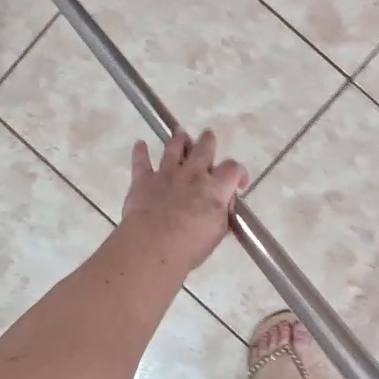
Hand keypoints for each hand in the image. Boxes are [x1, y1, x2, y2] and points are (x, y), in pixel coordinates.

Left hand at [120, 130, 249, 274]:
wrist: (153, 245)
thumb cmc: (189, 245)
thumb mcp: (217, 232)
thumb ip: (222, 213)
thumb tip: (224, 203)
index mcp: (214, 188)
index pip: (233, 169)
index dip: (239, 172)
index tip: (238, 182)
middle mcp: (192, 174)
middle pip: (204, 149)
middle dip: (208, 141)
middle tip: (208, 136)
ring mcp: (166, 174)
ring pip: (173, 148)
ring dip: (178, 140)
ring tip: (179, 133)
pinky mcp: (143, 180)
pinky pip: (141, 161)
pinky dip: (140, 152)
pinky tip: (139, 144)